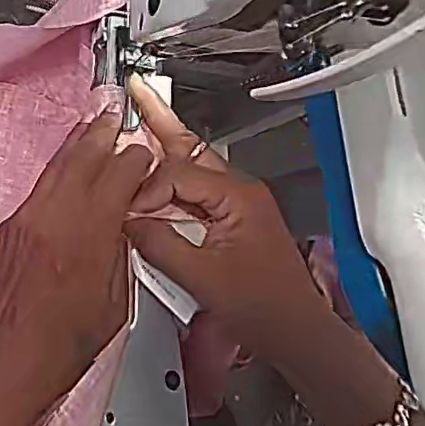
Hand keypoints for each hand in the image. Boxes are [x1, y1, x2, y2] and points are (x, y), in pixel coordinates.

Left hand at [0, 114, 151, 425]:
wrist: (3, 363)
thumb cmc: (61, 346)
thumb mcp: (115, 304)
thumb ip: (122, 253)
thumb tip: (125, 222)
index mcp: (89, 237)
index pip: (119, 176)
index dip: (137, 161)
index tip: (145, 156)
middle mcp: (55, 219)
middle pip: (85, 158)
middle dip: (105, 134)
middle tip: (117, 116)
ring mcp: (28, 219)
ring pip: (59, 165)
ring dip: (79, 142)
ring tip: (94, 123)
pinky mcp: (11, 226)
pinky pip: (42, 184)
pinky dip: (59, 166)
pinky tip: (68, 162)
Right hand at [122, 80, 332, 368]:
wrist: (296, 332)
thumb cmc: (265, 308)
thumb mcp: (202, 277)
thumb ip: (159, 244)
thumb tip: (128, 222)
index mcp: (237, 196)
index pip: (178, 175)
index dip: (147, 192)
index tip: (129, 215)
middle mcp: (239, 191)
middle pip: (190, 149)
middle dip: (160, 120)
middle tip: (137, 93)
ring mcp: (236, 203)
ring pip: (193, 166)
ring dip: (164, 144)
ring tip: (141, 119)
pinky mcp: (230, 219)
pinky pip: (195, 191)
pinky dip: (170, 181)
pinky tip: (152, 173)